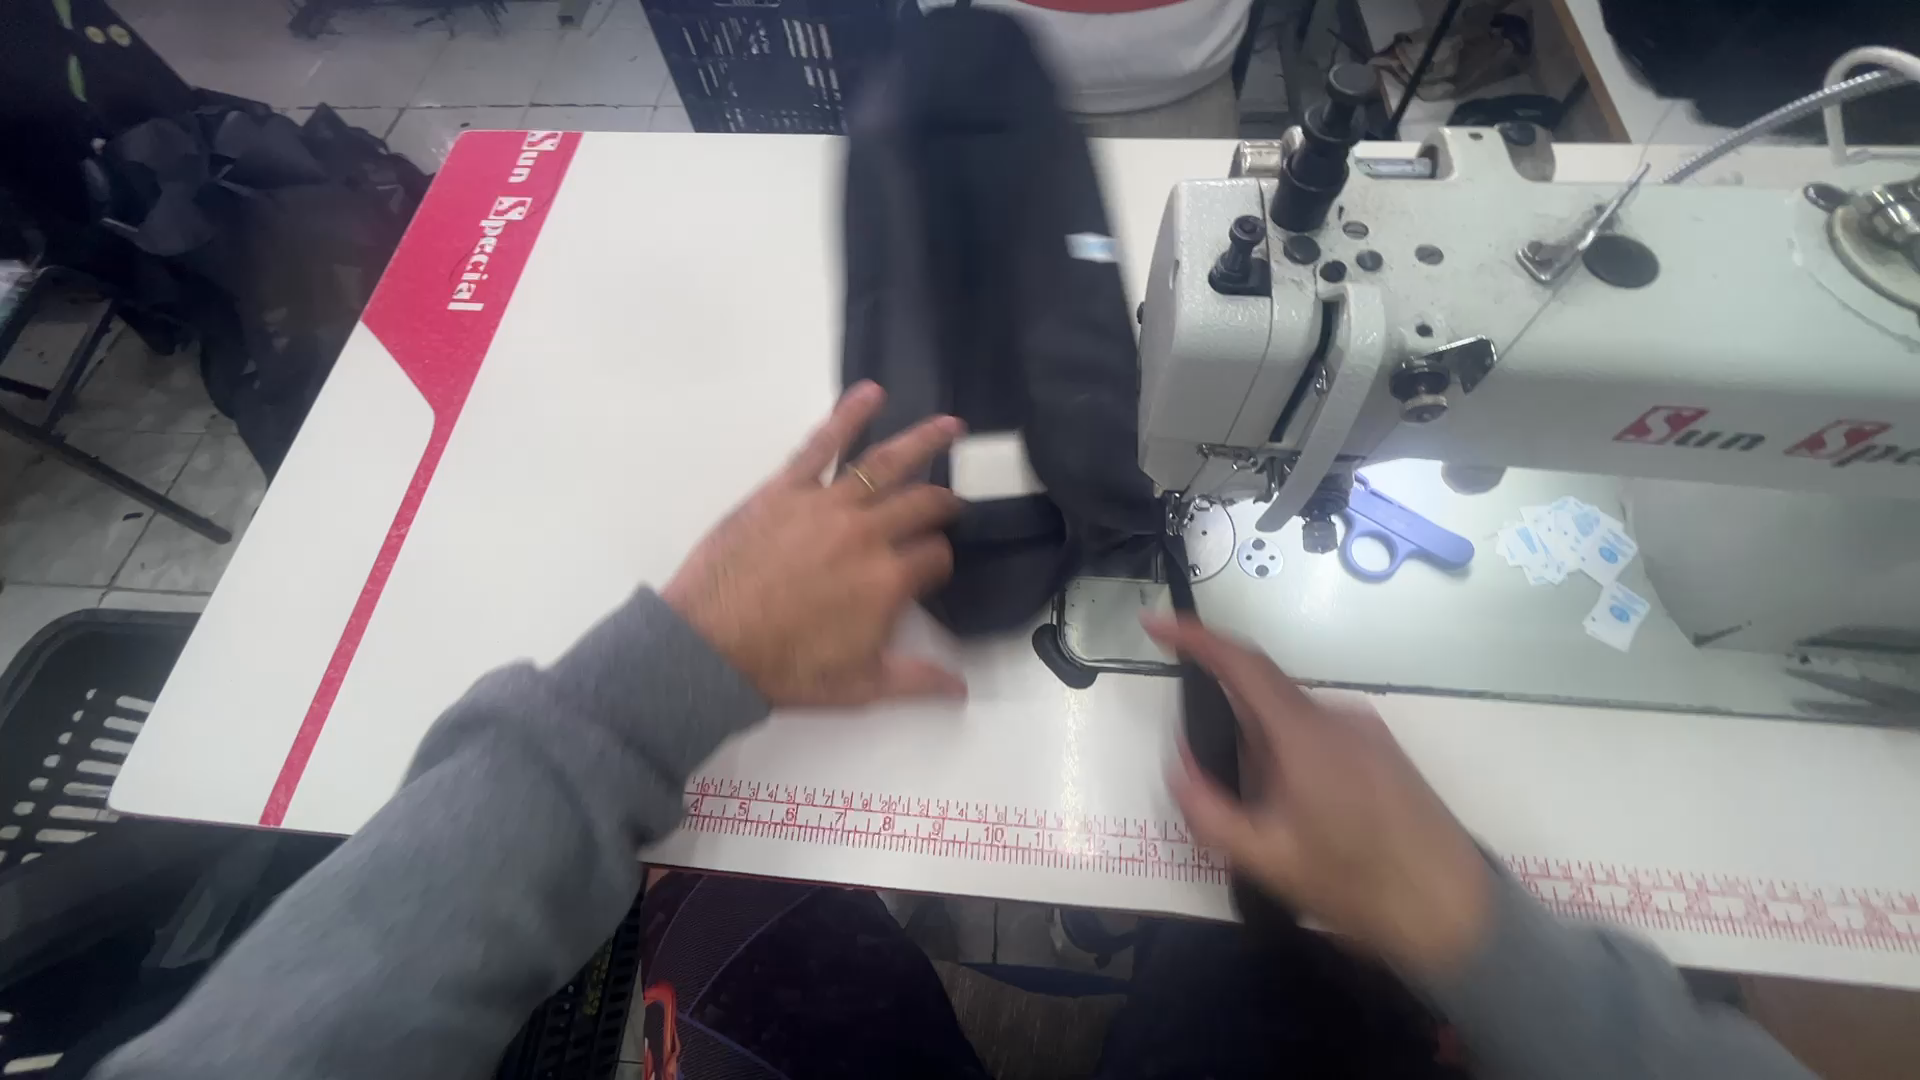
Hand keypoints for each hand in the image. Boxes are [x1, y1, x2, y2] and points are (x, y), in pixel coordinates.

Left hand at [664, 382, 967, 707]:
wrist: (709, 649)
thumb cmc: (785, 670)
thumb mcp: (859, 687)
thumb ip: (916, 681)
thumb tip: (962, 690)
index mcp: (888, 581)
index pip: (935, 556)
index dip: (940, 560)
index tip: (932, 565)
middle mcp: (868, 535)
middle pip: (922, 506)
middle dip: (943, 505)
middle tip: (950, 505)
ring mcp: (827, 505)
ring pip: (886, 463)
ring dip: (923, 441)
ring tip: (950, 425)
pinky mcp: (786, 488)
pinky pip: (822, 444)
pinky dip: (848, 415)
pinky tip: (871, 394)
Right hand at [1147, 615, 1492, 978]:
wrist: (1460, 918)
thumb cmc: (1357, 886)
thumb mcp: (1266, 860)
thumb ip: (1207, 809)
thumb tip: (1179, 764)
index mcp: (1303, 734)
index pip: (1241, 663)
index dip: (1194, 636)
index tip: (1157, 623)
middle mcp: (1336, 716)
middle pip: (1262, 696)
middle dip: (1228, 726)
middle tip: (1225, 787)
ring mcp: (1365, 729)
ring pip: (1289, 718)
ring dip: (1263, 749)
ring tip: (1273, 816)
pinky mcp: (1382, 748)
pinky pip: (1317, 731)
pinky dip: (1291, 754)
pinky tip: (1305, 811)